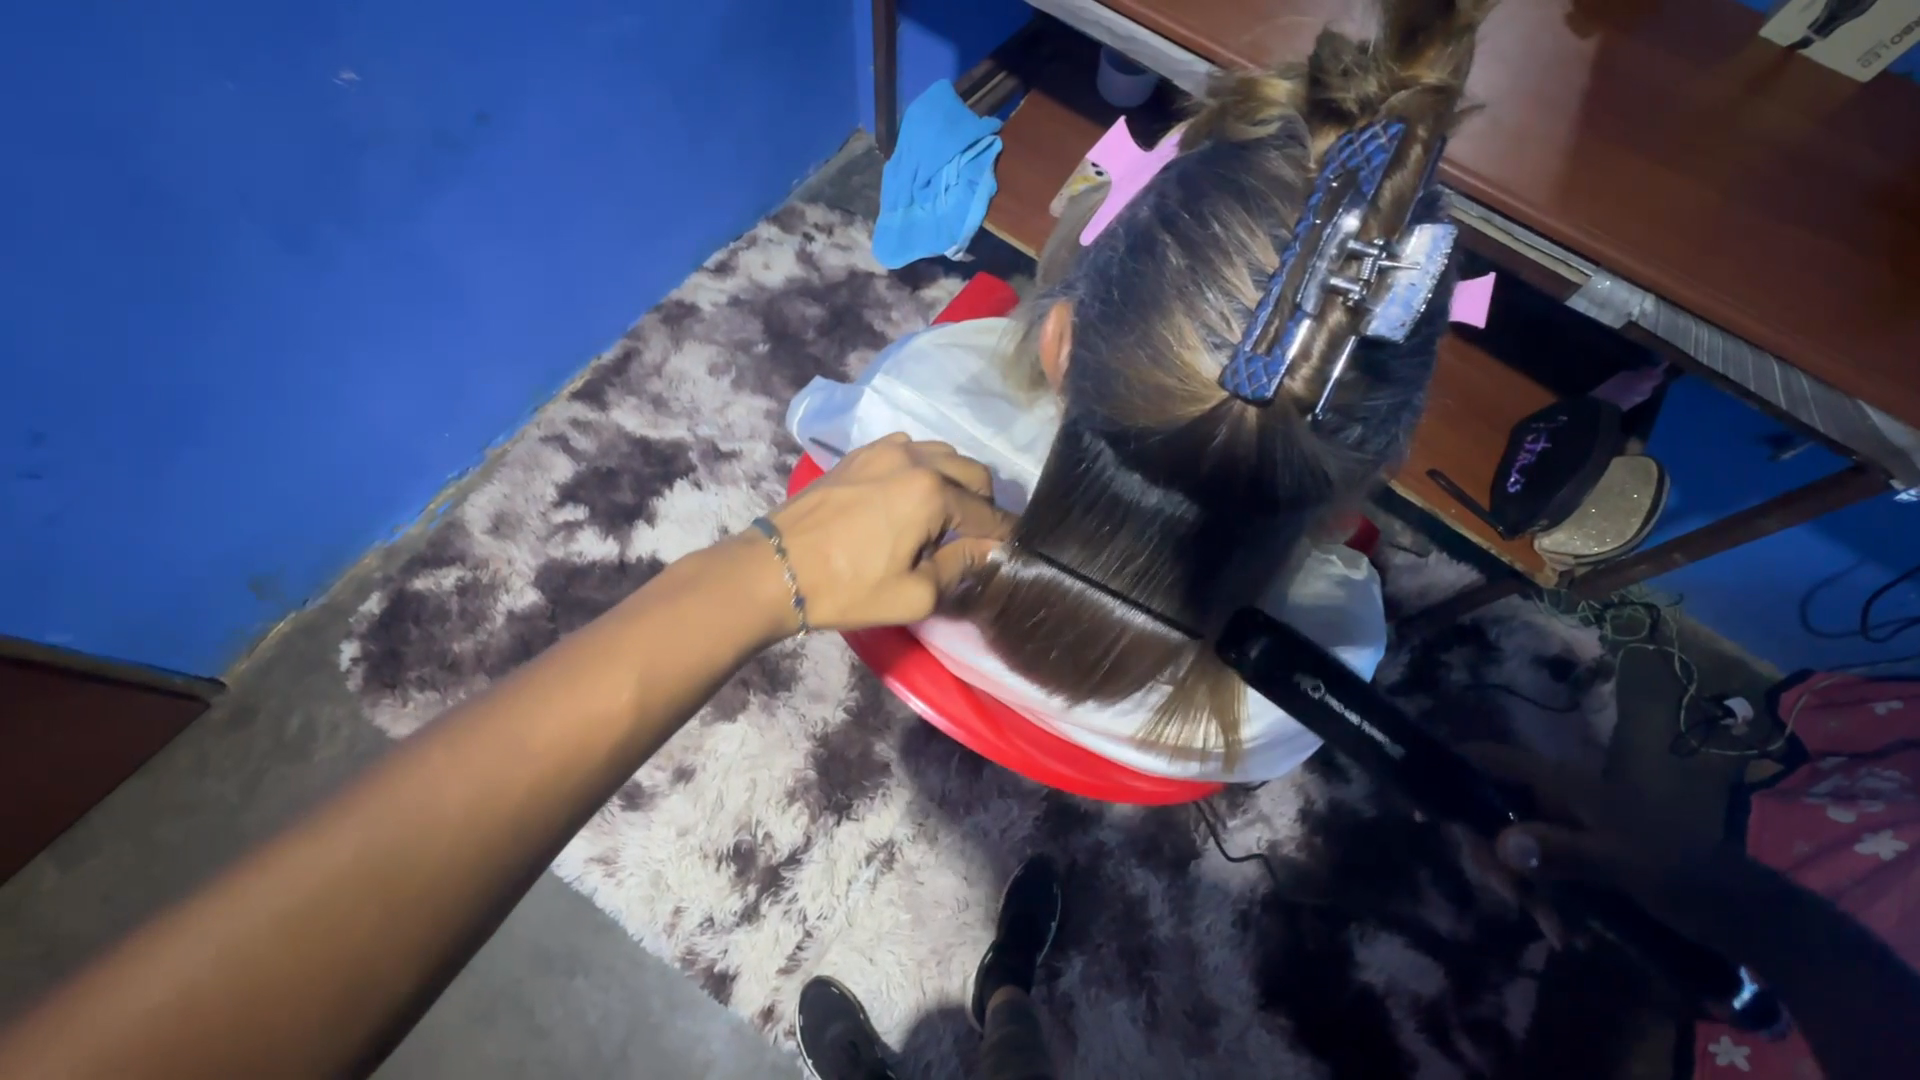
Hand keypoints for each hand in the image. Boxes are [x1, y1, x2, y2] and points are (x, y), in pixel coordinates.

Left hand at [764, 434, 1012, 632]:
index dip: (1004, 534)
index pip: (987, 513)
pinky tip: (910, 494)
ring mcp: (883, 450)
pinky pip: (908, 448)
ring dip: (954, 480)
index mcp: (931, 493)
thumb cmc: (847, 588)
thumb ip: (959, 566)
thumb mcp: (914, 594)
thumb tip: (987, 549)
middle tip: (976, 535)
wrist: (775, 568)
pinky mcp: (859, 453)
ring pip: (942, 454)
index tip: (1013, 549)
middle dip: (983, 503)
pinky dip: (923, 467)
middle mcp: (914, 459)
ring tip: (945, 514)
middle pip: (972, 472)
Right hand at [1462, 744, 1741, 946]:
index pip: (1489, 758)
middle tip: (1507, 894)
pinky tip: (1562, 931)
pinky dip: (1541, 897)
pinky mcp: (1580, 857)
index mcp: (1563, 784)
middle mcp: (1557, 798)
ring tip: (1548, 924)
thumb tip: (1496, 844)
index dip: (1449, 771)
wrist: (1752, 916)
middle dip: (1489, 853)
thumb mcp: (1622, 865)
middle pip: (1491, 809)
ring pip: (1512, 844)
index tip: (1421, 806)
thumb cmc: (1683, 876)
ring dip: (1519, 884)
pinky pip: (1538, 869)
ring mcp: (1568, 828)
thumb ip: (1559, 851)